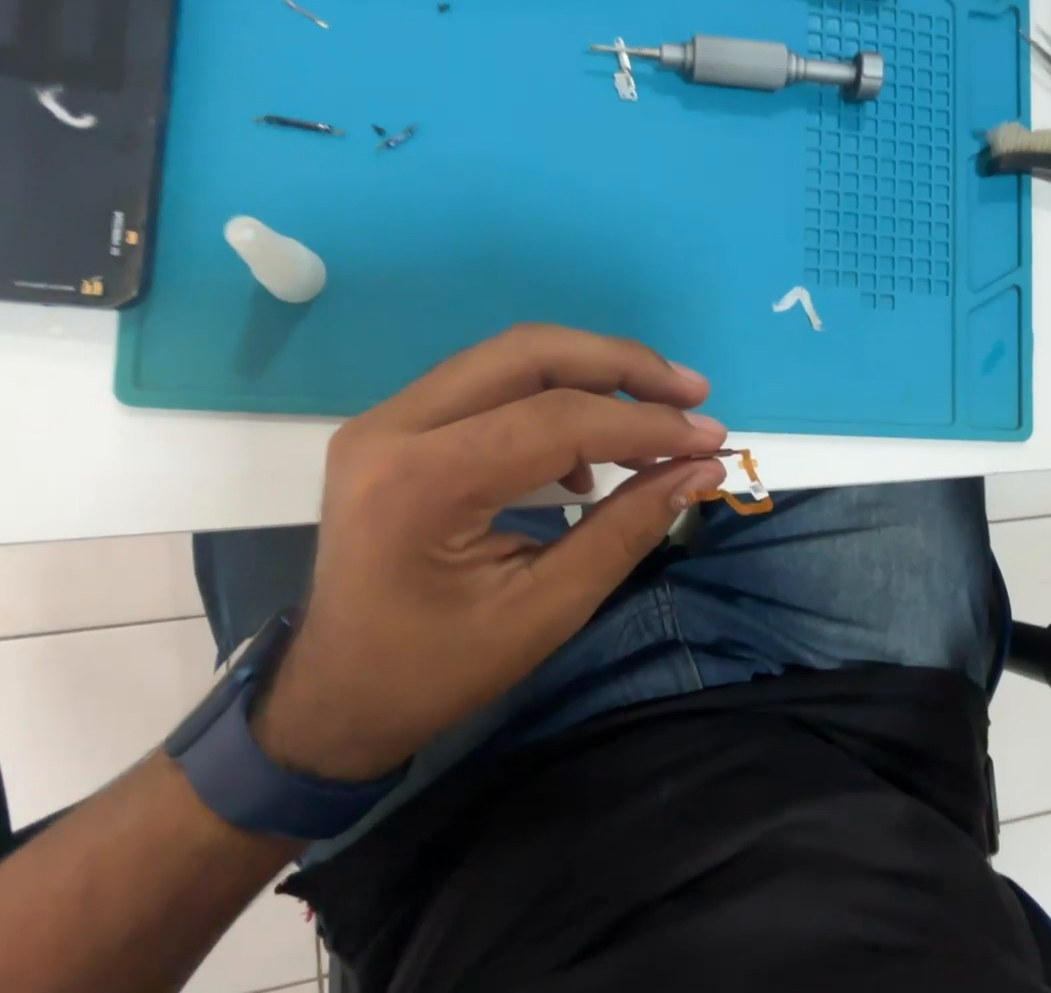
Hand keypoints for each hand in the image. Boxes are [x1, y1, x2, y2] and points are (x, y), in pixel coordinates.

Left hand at [250, 324, 731, 781]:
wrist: (338, 696)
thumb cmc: (438, 670)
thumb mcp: (546, 611)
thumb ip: (626, 530)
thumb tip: (701, 470)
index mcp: (421, 484)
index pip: (555, 420)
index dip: (645, 424)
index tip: (712, 439)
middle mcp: (392, 428)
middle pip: (528, 354)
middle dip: (623, 366)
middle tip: (693, 394)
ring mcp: (386, 421)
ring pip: (508, 358)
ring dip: (593, 374)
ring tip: (659, 413)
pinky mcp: (396, 429)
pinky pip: (488, 386)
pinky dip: (553, 399)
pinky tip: (589, 454)